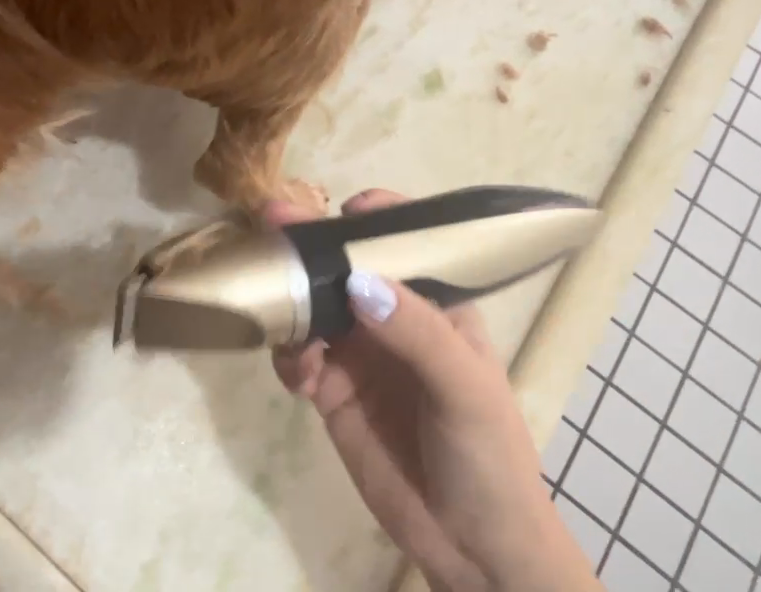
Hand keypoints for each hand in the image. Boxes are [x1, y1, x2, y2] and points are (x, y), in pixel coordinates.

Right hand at [269, 190, 599, 591]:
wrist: (472, 549)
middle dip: (308, 245)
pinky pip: (295, 354)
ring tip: (280, 321)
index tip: (342, 211)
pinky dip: (286, 356)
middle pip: (342, 266)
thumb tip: (357, 282)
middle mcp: (391, 318)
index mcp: (436, 306)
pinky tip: (299, 379)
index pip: (405, 244)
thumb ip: (416, 332)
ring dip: (289, 303)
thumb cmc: (488, 458)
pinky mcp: (329, 389)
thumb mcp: (464, 389)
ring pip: (309, 305)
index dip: (374, 219)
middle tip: (272, 224)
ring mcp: (357, 353)